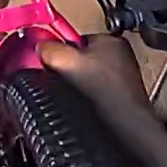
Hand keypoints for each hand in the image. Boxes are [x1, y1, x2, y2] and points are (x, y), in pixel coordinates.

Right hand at [38, 34, 166, 152]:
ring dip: (76, 85)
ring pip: (86, 77)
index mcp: (111, 42)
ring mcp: (123, 80)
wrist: (124, 129)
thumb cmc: (106, 94)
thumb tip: (42, 47)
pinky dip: (87, 98)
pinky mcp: (120, 99)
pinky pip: (94, 93)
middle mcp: (121, 58)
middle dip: (67, 68)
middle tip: (60, 78)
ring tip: (75, 95)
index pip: (76, 37)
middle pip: (79, 57)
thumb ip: (49, 48)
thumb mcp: (64, 61)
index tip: (51, 58)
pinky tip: (84, 106)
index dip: (60, 49)